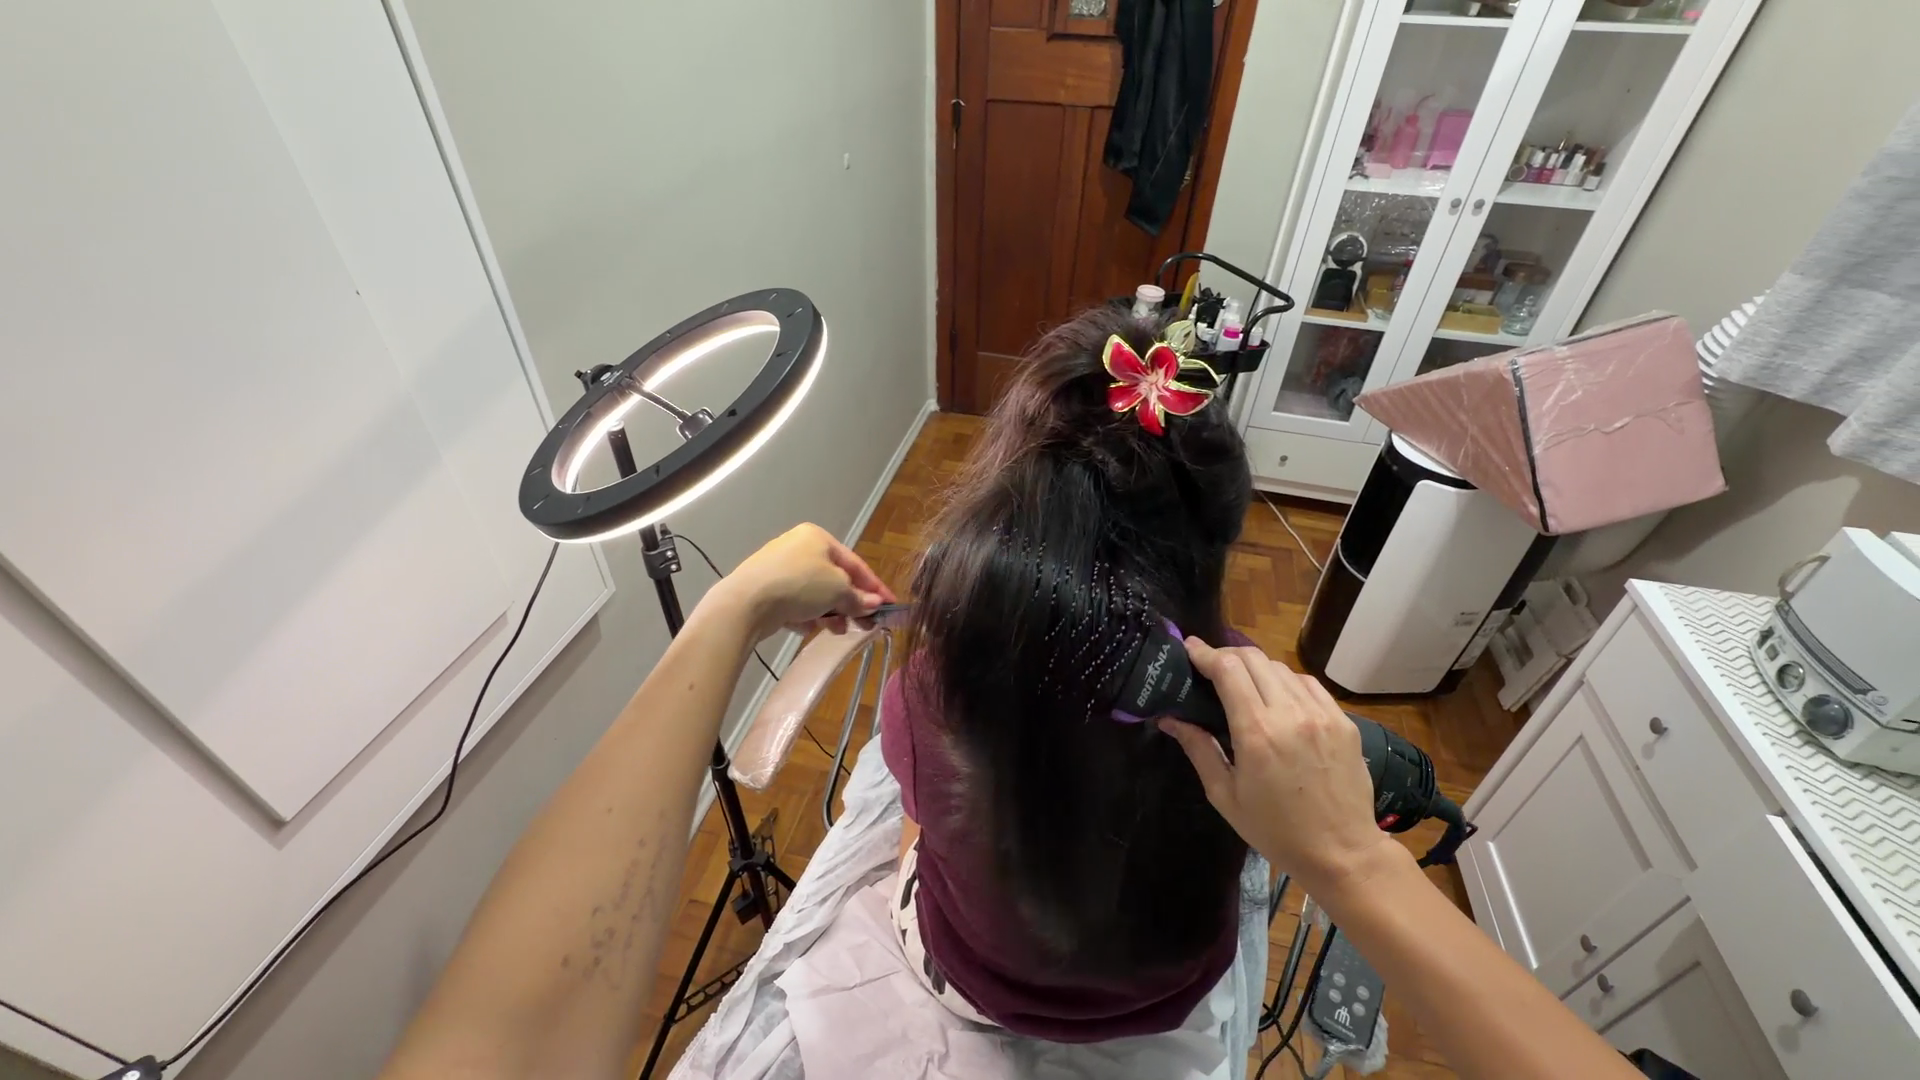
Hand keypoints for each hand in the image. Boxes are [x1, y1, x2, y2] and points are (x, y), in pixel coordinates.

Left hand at [708, 524, 895, 641]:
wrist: (746, 602)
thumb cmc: (800, 585)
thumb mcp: (838, 590)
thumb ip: (859, 598)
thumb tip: (875, 605)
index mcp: (818, 537)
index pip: (855, 563)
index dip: (875, 587)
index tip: (891, 606)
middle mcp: (798, 547)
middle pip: (835, 579)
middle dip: (850, 603)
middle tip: (864, 624)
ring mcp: (779, 568)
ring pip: (815, 593)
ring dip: (829, 612)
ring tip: (835, 630)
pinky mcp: (765, 589)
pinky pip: (795, 603)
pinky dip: (805, 615)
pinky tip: (807, 628)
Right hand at [1159, 640, 1408, 897]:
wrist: (1342, 853)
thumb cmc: (1275, 830)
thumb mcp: (1225, 795)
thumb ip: (1198, 749)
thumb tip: (1170, 718)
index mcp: (1256, 732)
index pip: (1228, 669)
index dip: (1205, 653)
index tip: (1189, 648)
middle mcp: (1290, 714)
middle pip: (1253, 659)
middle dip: (1227, 656)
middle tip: (1210, 666)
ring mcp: (1321, 715)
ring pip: (1281, 668)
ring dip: (1256, 669)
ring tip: (1243, 684)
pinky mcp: (1343, 722)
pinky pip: (1308, 685)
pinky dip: (1286, 682)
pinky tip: (1278, 698)